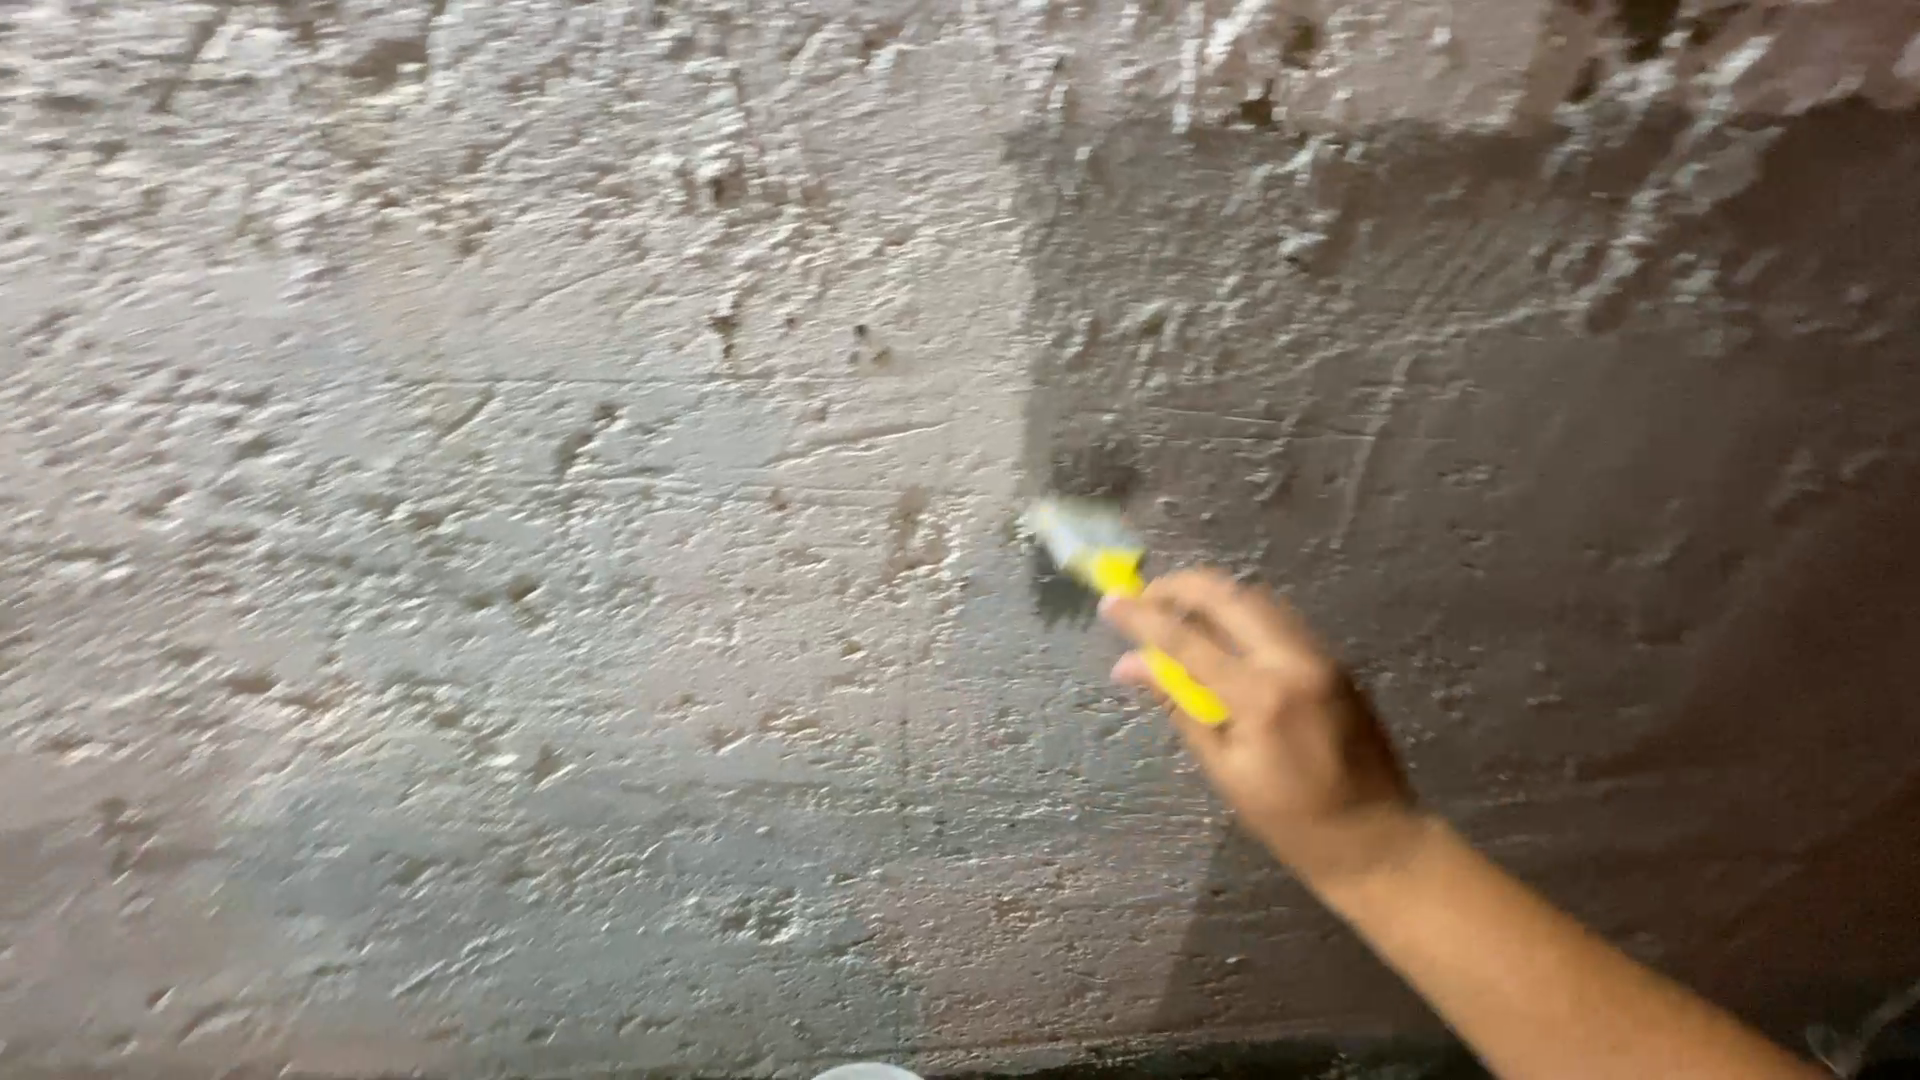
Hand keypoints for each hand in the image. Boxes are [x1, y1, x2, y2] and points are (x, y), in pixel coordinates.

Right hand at [1102, 568, 1423, 887]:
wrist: (1381, 840)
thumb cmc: (1291, 821)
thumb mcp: (1224, 769)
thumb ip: (1178, 705)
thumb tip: (1128, 666)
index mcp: (1261, 697)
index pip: (1186, 640)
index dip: (1141, 618)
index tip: (1109, 603)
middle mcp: (1294, 660)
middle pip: (1227, 595)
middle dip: (1178, 586)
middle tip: (1143, 595)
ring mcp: (1321, 655)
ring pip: (1256, 598)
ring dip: (1210, 595)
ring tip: (1175, 612)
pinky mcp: (1334, 660)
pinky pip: (1277, 618)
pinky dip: (1240, 612)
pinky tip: (1219, 633)